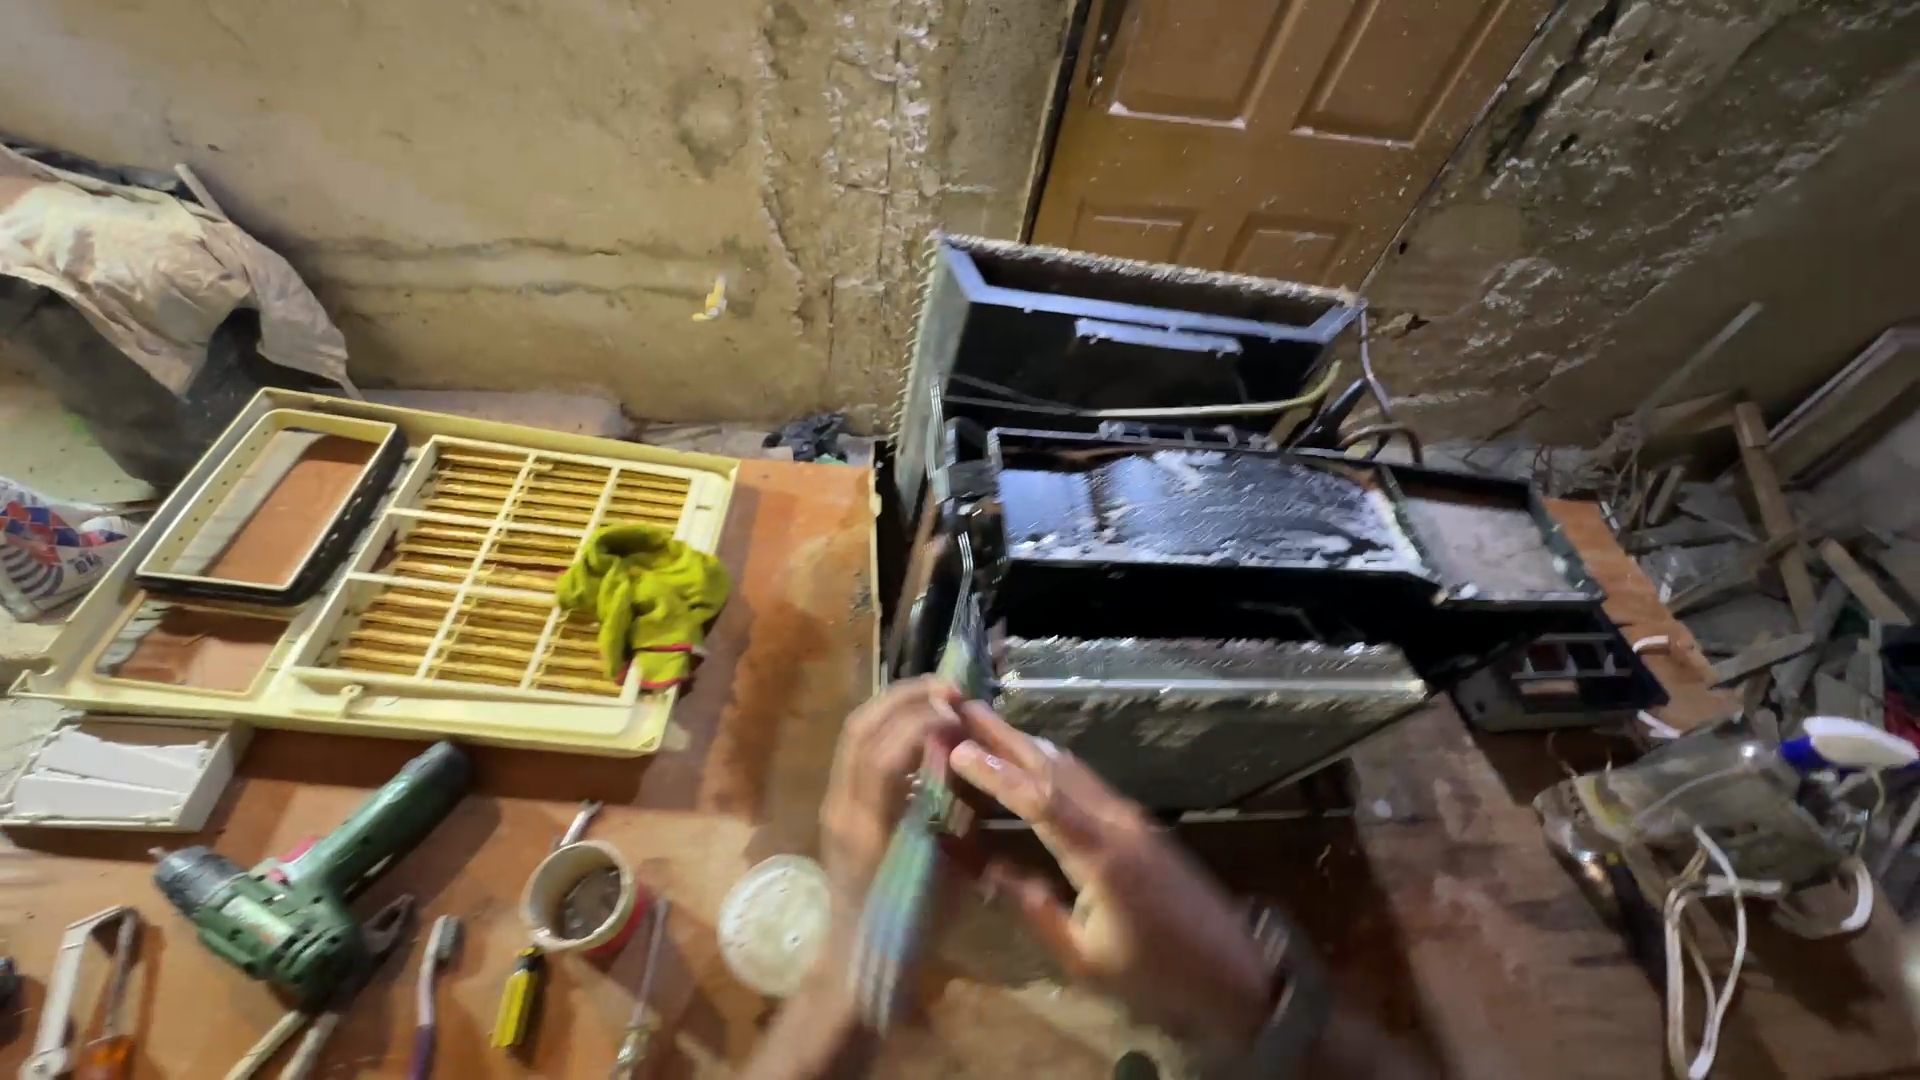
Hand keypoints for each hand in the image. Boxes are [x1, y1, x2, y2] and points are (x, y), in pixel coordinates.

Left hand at [740, 679, 960, 1079]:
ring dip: (893, 704)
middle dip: (905, 696)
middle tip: (948, 688)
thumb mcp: (942, 870)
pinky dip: (885, 724)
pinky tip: (915, 727)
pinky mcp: (835, 804)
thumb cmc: (908, 928)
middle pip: (861, 727)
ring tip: (933, 697)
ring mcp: (834, 802)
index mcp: (869, 826)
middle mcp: (842, 804)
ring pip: (854, 732)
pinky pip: (856, 748)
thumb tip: (962, 755)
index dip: (922, 721)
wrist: (855, 962)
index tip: (958, 710)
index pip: (886, 751)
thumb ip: (949, 809)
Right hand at [950, 702, 1272, 1046]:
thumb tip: (991, 870)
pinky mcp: (1133, 818)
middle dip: (1004, 734)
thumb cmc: (1156, 972)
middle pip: (1052, 764)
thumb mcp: (1087, 958)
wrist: (1232, 965)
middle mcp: (1113, 818)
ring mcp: (1127, 813)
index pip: (1039, 798)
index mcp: (1099, 854)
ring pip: (1069, 764)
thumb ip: (1036, 910)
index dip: (995, 771)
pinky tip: (1028, 757)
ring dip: (1024, 741)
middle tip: (962, 707)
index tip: (956, 750)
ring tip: (983, 724)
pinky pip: (1082, 777)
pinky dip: (1046, 760)